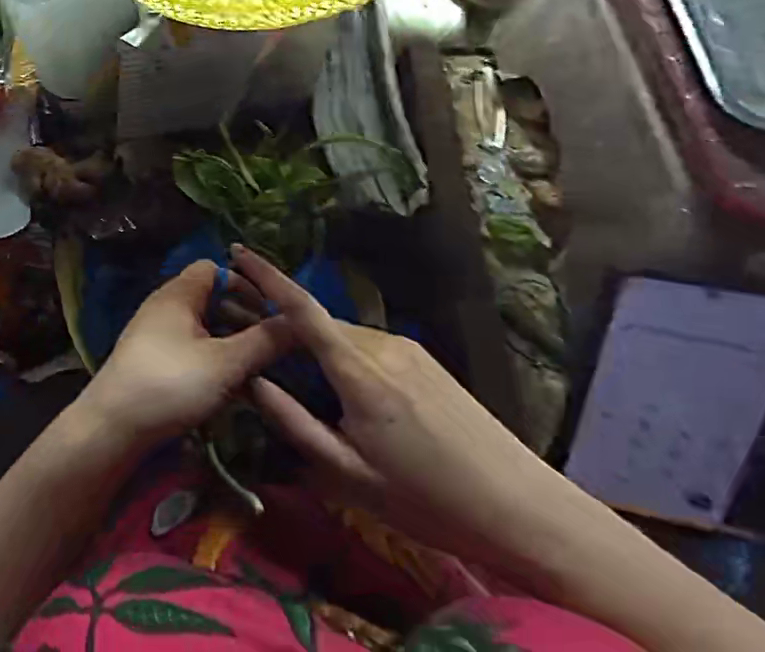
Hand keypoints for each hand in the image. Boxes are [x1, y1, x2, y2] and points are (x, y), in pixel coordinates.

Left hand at [78, 260, 291, 447]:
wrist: (115, 423)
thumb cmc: (171, 382)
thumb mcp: (226, 362)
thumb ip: (264, 340)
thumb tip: (301, 322)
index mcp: (178, 294)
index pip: (214, 269)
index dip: (245, 284)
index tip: (274, 312)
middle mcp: (165, 307)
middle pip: (211, 298)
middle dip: (245, 317)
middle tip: (275, 345)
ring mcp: (157, 334)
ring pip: (204, 328)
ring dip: (233, 343)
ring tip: (263, 369)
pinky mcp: (155, 360)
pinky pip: (193, 349)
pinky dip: (215, 360)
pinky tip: (237, 387)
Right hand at [230, 245, 582, 555]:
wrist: (530, 513)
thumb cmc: (430, 500)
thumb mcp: (348, 473)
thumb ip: (292, 422)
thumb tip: (250, 380)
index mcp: (359, 373)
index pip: (301, 309)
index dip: (265, 275)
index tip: (235, 250)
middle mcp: (382, 347)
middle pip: (315, 323)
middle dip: (279, 325)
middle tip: (250, 342)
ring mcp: (408, 350)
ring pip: (340, 335)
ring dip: (311, 346)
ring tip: (296, 378)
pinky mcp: (424, 360)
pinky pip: (365, 346)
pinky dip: (339, 355)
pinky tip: (342, 391)